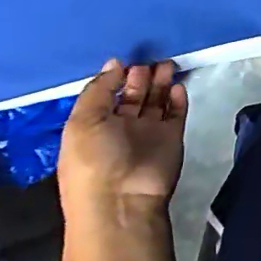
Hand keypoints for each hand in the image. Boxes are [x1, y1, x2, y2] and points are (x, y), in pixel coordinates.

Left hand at [59, 59, 187, 209]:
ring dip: (161, 82)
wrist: (123, 200)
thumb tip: (115, 64)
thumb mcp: (82, 121)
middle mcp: (121, 128)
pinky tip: (176, 86)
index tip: (126, 60)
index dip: (115, 76)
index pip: (107, 94)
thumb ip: (99, 89)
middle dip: (141, 76)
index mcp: (94, 124)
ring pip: (157, 100)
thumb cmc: (94, 160)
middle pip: (134, 95)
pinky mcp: (171, 138)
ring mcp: (148, 133)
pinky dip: (178, 99)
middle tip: (149, 61)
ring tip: (166, 65)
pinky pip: (176, 113)